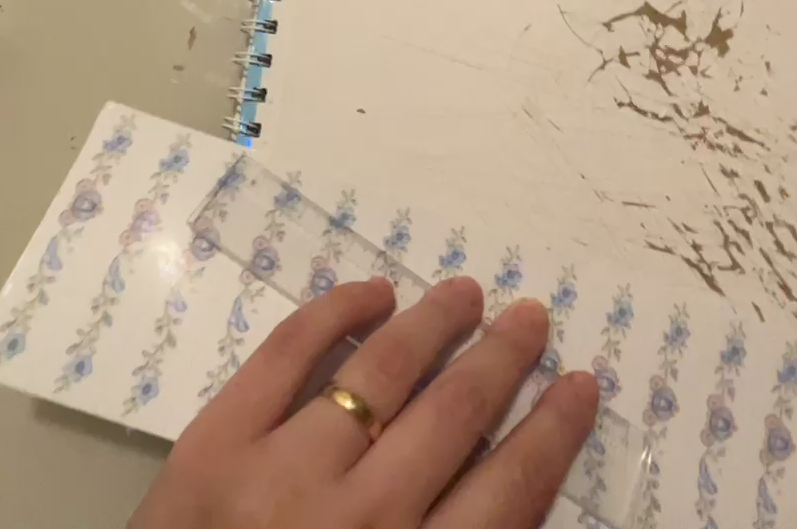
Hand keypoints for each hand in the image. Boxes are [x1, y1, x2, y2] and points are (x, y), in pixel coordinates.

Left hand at [129, 277, 599, 528]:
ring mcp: (280, 470)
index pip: (507, 492)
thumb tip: (501, 476)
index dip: (552, 432)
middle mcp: (358, 517)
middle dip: (502, 359)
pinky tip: (374, 291)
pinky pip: (289, 351)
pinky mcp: (215, 438)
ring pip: (382, 368)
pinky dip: (336, 310)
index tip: (580, 383)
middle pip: (453, 414)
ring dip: (434, 322)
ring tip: (467, 291)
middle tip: (529, 316)